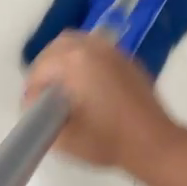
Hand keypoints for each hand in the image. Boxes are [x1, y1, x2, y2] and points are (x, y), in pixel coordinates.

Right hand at [24, 32, 183, 170]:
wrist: (154, 143)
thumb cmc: (107, 141)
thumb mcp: (65, 138)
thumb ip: (41, 119)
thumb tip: (34, 105)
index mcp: (75, 62)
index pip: (41, 67)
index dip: (32, 88)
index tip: (33, 108)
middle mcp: (93, 48)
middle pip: (57, 46)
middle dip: (46, 67)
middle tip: (45, 93)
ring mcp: (113, 50)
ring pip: (78, 43)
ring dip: (65, 60)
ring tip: (64, 87)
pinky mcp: (127, 59)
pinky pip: (97, 49)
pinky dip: (85, 60)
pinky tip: (88, 85)